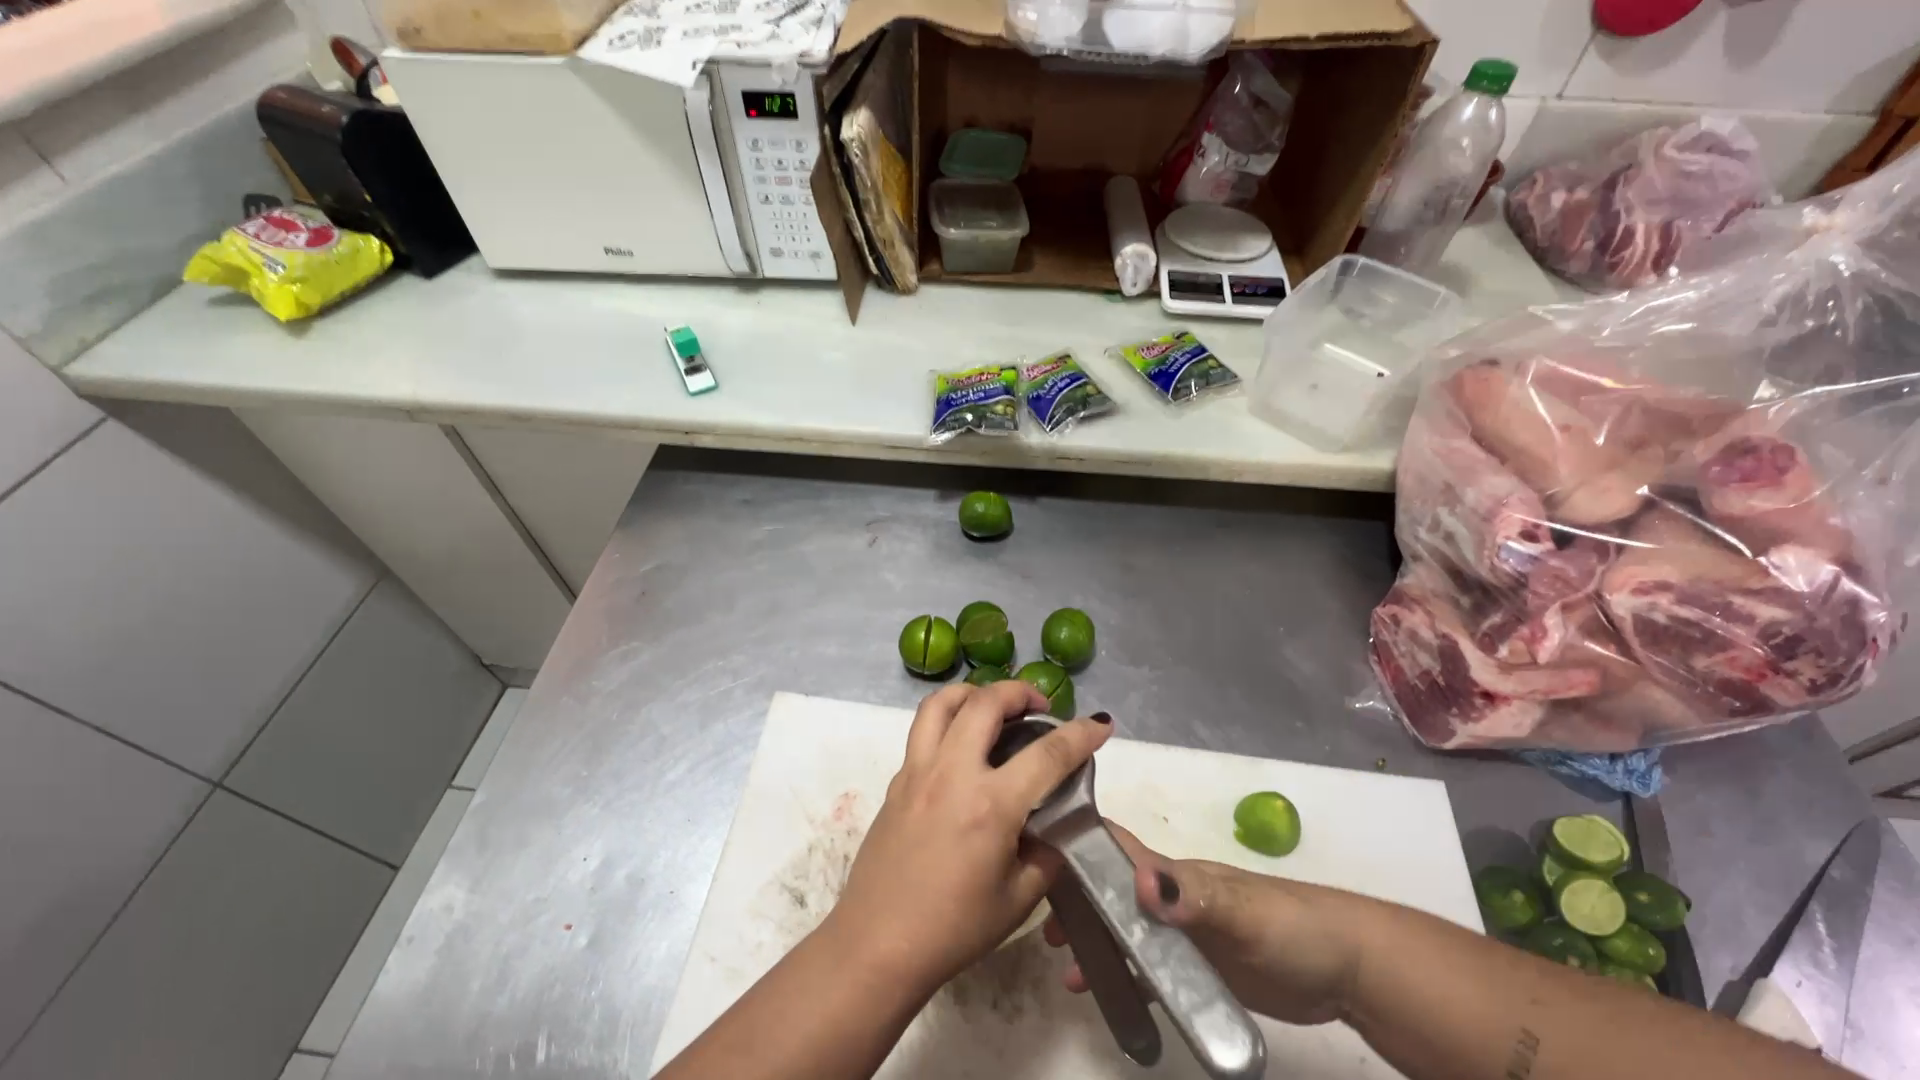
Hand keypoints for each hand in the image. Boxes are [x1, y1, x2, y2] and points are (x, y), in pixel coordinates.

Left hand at [824, 682, 1112, 993]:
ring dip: (973, 693)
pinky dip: (947, 722)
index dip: (1081, 734)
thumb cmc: (953, 929)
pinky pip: (922, 733)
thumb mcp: (1018, 900)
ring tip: (993, 708)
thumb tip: (1052, 831)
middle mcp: (952, 774)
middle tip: (1039, 707)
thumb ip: (1045, 857)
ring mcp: (917, 774)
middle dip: (1019, 691)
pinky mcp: (895, 784)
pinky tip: (962, 750)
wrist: (877, 945)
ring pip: (940, 704)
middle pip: (985, 703)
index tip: (1101, 724)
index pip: (1048, 754)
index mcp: (991, 805)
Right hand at [1044, 823, 1364, 1025]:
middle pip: (1111, 892)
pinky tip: (1104, 992)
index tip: (1033, 852)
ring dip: (1094, 942)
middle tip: (1042, 928)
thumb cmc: (1294, 926)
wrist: (1347, 969)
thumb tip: (1138, 879)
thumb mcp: (1242, 912)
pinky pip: (1149, 969)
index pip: (1117, 848)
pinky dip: (1123, 975)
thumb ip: (1192, 896)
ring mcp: (1184, 933)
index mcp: (1175, 872)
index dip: (1077, 844)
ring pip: (1126, 931)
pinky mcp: (1198, 969)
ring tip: (1066, 966)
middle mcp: (1171, 897)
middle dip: (1075, 902)